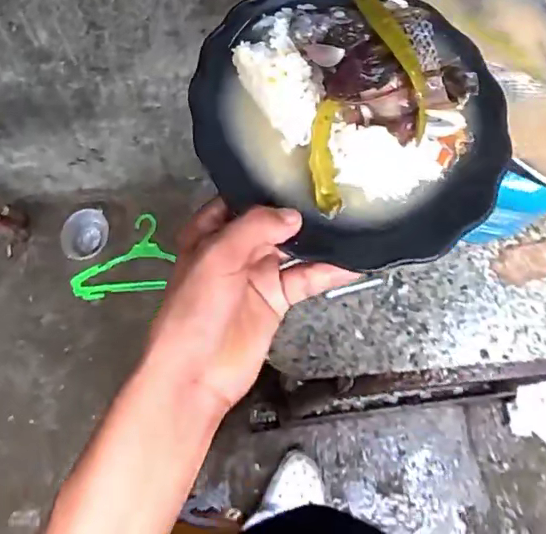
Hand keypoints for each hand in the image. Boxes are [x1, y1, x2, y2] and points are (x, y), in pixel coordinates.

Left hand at [138, 198, 358, 413]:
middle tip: (334, 193)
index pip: (241, 198)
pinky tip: (350, 263)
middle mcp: (235, 246)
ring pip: (292, 248)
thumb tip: (293, 215)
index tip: (298, 171)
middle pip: (271, 221)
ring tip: (348, 221)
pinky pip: (305, 279)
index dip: (265, 186)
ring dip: (316, 239)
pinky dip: (327, 271)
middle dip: (297, 209)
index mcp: (210, 229)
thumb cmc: (195, 308)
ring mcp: (257, 272)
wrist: (194, 374)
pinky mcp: (275, 299)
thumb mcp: (218, 256)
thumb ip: (254, 228)